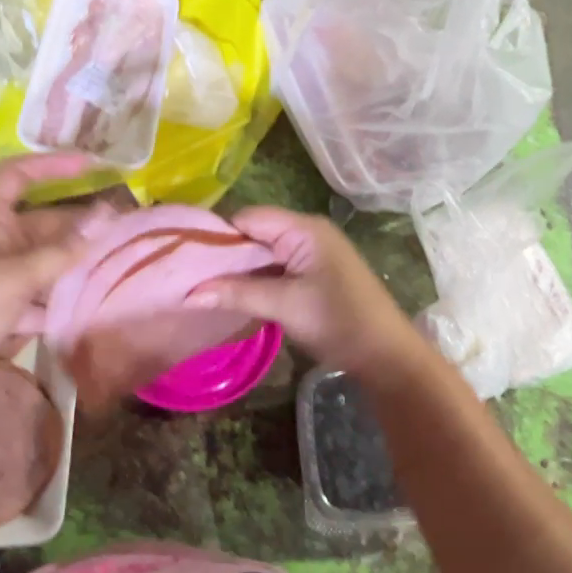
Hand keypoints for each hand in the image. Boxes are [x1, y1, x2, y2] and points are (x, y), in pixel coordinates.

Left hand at [0, 152, 106, 417]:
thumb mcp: (14, 278)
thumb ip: (61, 252)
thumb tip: (105, 217)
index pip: (16, 179)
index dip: (49, 166)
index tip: (88, 165)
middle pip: (40, 227)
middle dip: (77, 229)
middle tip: (123, 234)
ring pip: (41, 266)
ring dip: (71, 269)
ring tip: (113, 272)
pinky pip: (33, 301)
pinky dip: (55, 305)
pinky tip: (84, 313)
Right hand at [187, 206, 419, 376]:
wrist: (385, 354)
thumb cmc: (337, 320)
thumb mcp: (283, 305)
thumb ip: (236, 293)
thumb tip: (188, 294)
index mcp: (303, 229)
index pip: (248, 218)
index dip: (218, 235)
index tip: (186, 258)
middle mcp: (306, 233)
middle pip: (254, 233)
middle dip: (224, 254)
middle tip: (188, 276)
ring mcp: (311, 254)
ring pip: (263, 253)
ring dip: (238, 270)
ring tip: (202, 287)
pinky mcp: (312, 274)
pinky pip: (275, 268)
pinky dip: (255, 280)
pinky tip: (232, 296)